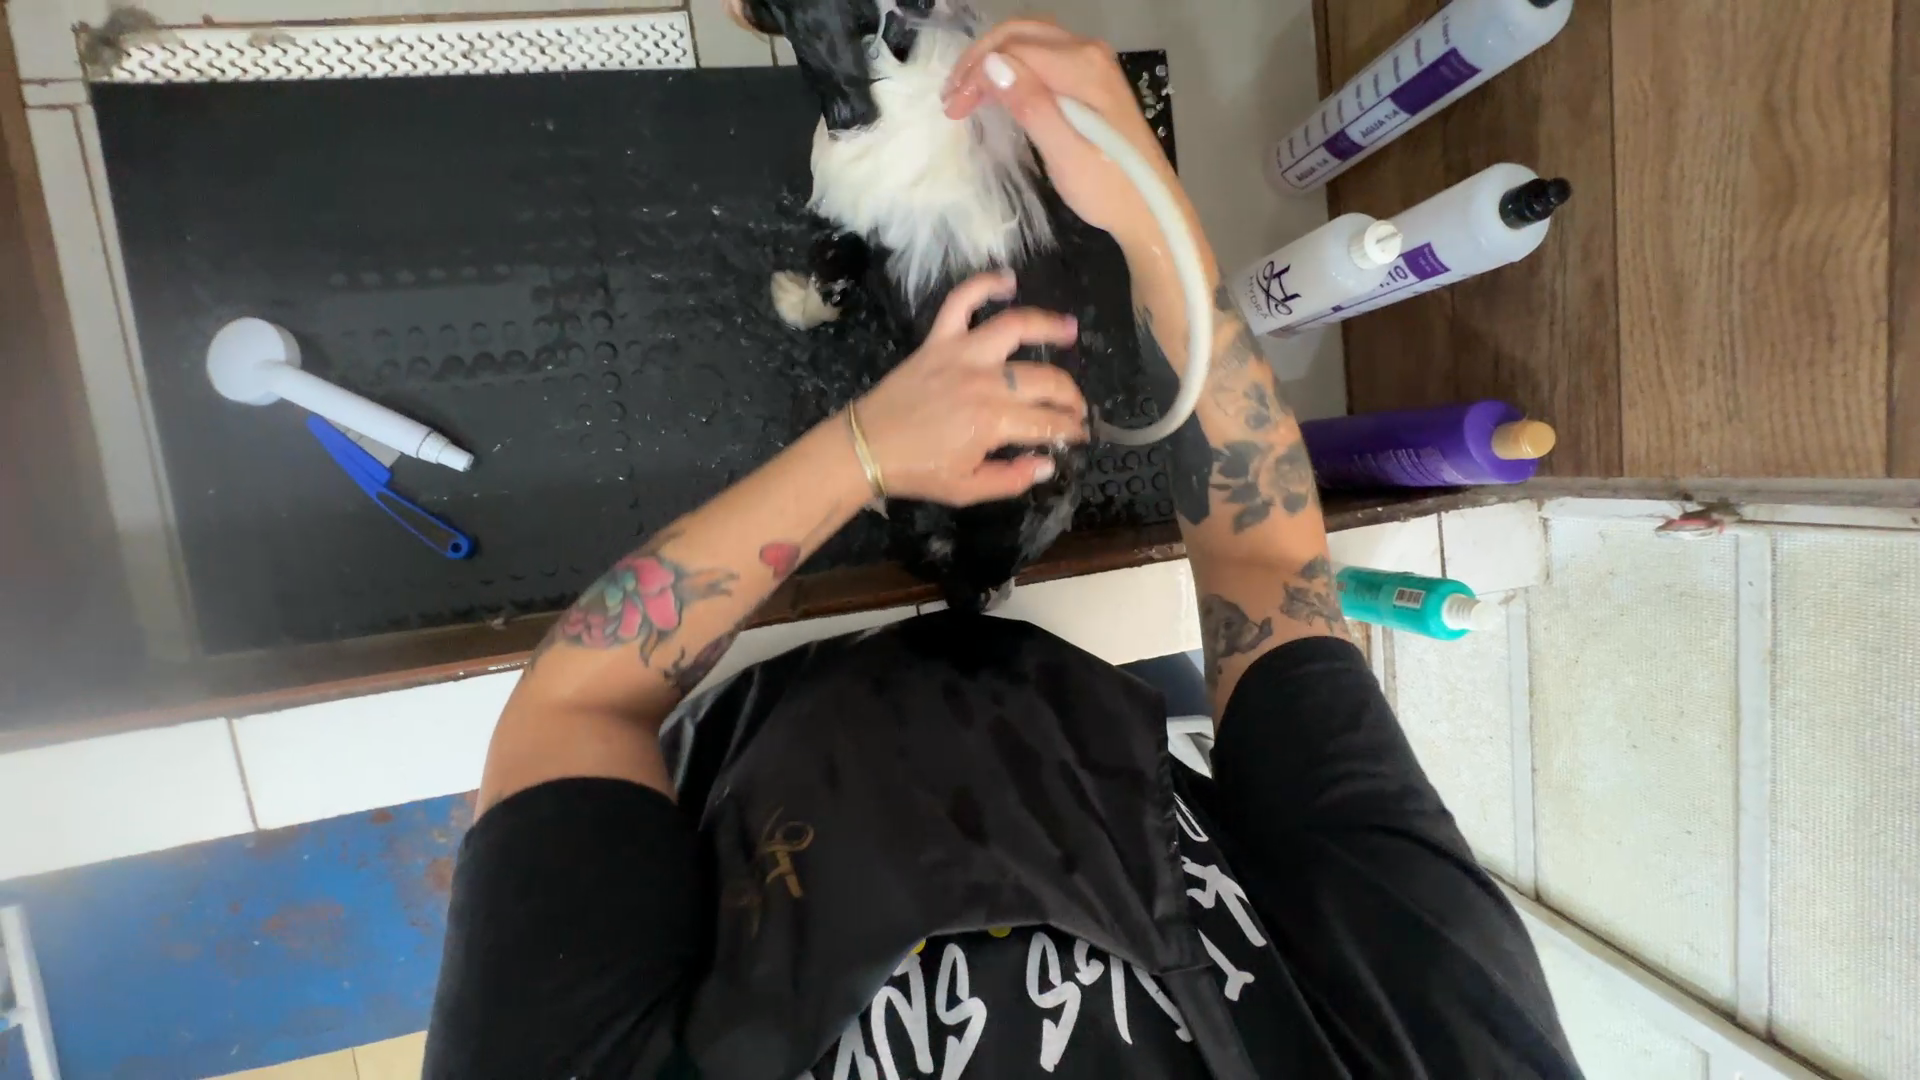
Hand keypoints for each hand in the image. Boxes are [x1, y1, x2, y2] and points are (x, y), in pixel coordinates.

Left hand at [854, 271, 1087, 505]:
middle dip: (1070, 395)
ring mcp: (960, 354)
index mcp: (992, 422)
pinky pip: (961, 301)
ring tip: (1070, 330)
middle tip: (1077, 407)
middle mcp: (983, 381)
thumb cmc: (918, 472)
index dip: (1071, 429)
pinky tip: (1008, 281)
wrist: (866, 448)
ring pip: (1014, 327)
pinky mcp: (937, 340)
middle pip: (1043, 379)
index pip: (1048, 422)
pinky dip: (984, 285)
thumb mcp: (967, 490)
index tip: (1080, 435)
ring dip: (1048, 325)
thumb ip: (1012, 479)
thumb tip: (1047, 464)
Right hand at [943, 20, 1191, 251]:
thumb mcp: (1065, 153)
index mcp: (1080, 67)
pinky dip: (1015, 69)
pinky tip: (1000, 93)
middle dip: (979, 60)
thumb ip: (1031, 106)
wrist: (1150, 209)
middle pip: (1020, 33)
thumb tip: (992, 65)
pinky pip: (1044, 58)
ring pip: (1032, 42)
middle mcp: (1088, 53)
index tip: (951, 110)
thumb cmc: (1107, 189)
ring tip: (968, 93)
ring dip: (995, 61)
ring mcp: (1093, 65)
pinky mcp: (1093, 83)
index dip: (976, 73)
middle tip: (951, 98)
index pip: (1013, 50)